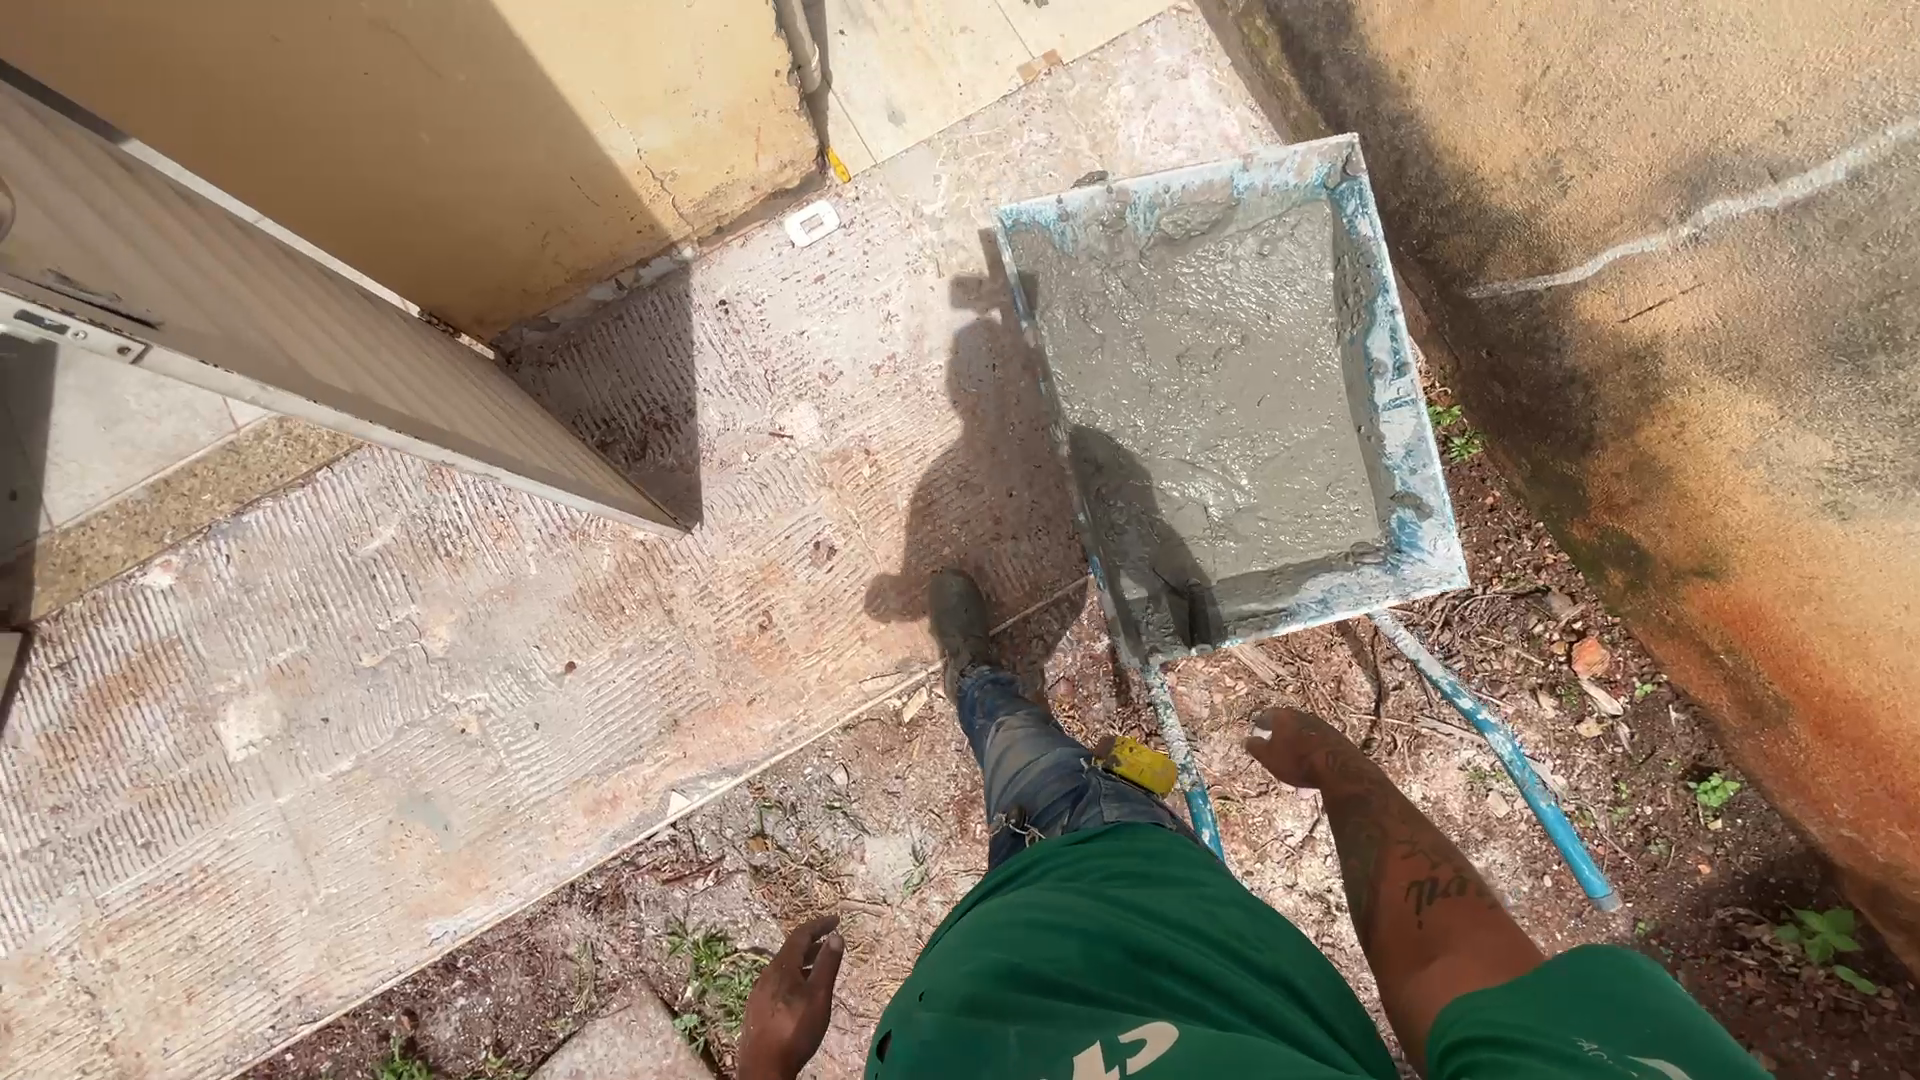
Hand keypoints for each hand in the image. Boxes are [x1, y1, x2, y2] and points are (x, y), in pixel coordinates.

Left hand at [738, 915, 843, 1079]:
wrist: (764, 1071)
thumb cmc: (795, 1031)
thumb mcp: (818, 996)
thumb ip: (827, 965)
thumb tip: (835, 936)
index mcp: (780, 967)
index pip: (800, 935)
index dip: (819, 925)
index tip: (836, 920)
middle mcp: (766, 975)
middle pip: (790, 951)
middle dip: (812, 943)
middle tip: (830, 942)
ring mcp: (759, 994)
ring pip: (783, 968)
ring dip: (803, 962)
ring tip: (820, 966)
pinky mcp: (757, 1010)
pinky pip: (778, 983)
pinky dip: (794, 977)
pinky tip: (801, 993)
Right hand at [1243, 706, 1360, 788]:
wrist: (1339, 770)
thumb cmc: (1297, 761)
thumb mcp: (1268, 757)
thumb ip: (1255, 747)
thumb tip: (1248, 740)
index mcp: (1284, 717)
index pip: (1267, 716)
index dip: (1260, 727)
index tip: (1257, 737)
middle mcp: (1304, 717)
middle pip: (1288, 731)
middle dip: (1281, 747)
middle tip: (1276, 763)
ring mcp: (1324, 729)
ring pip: (1304, 743)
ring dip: (1298, 759)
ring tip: (1296, 782)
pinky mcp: (1339, 742)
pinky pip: (1318, 751)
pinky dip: (1312, 763)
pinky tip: (1312, 782)